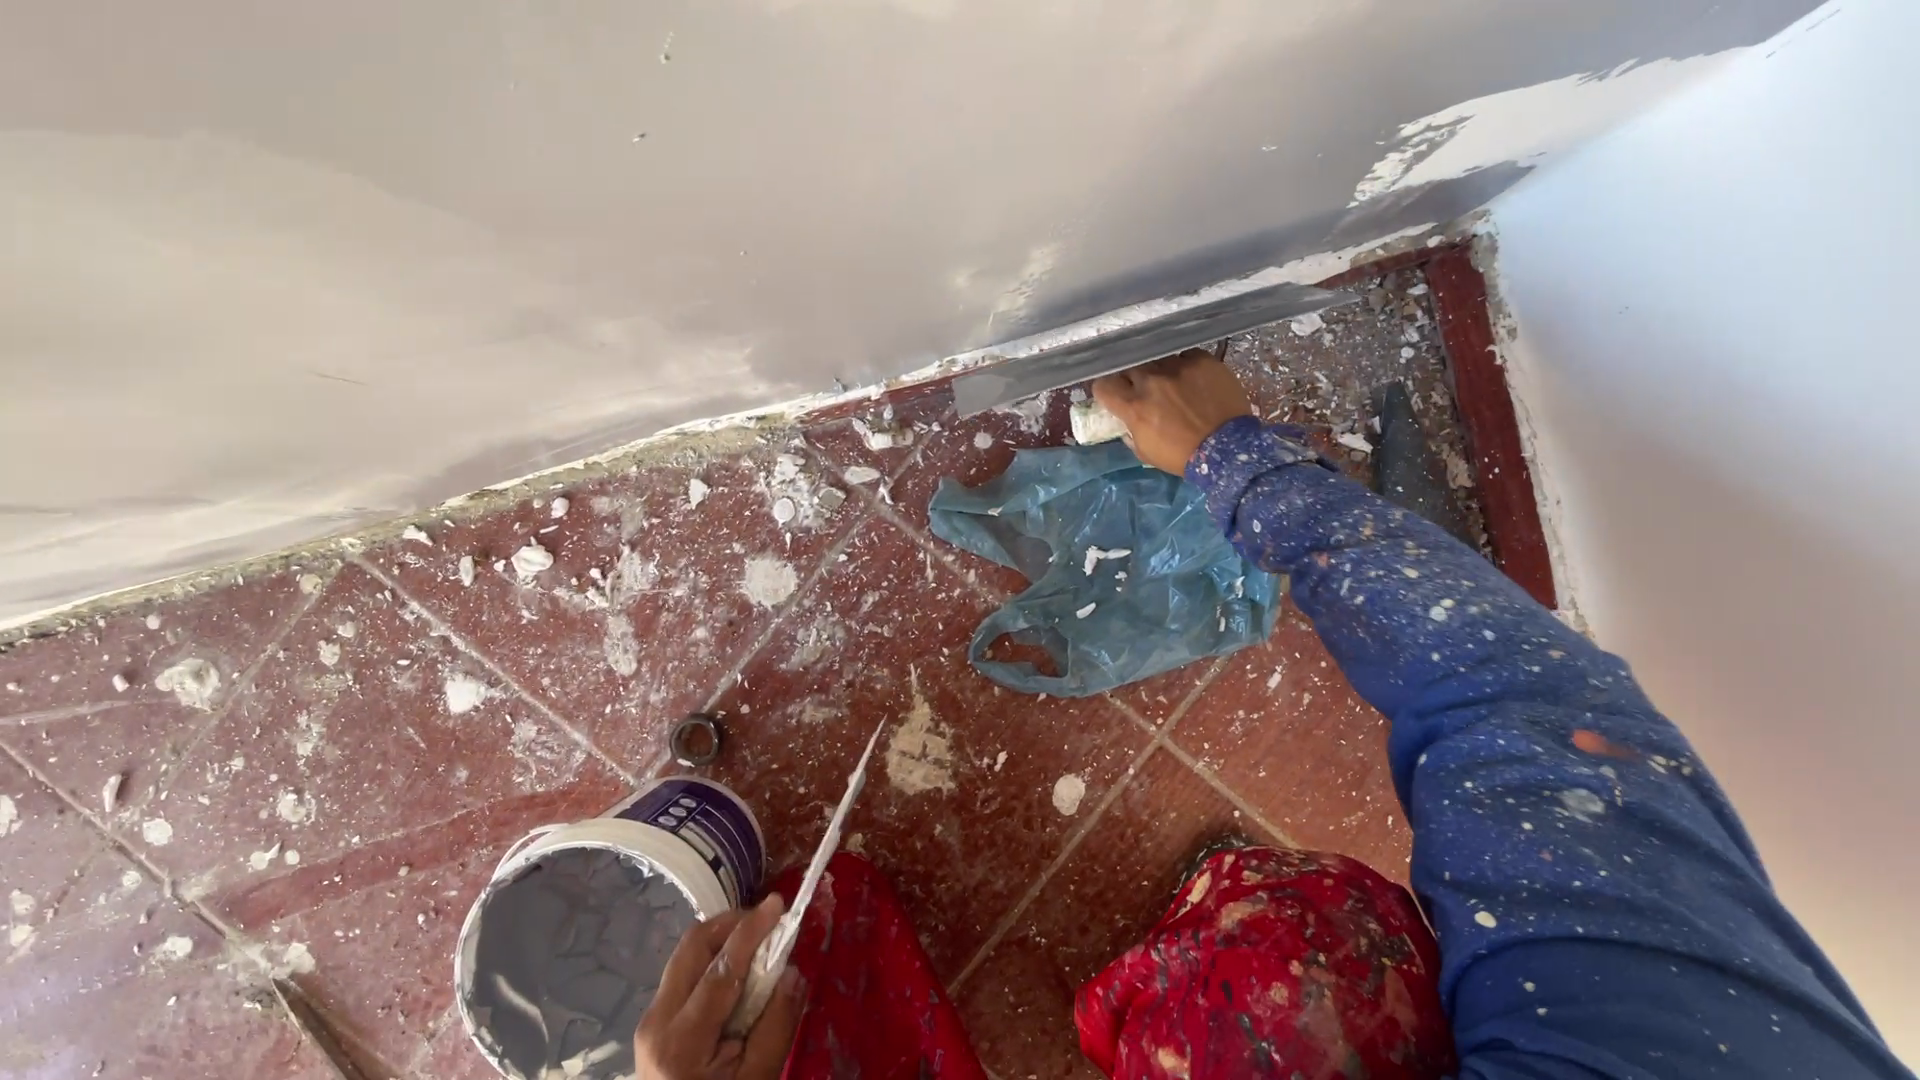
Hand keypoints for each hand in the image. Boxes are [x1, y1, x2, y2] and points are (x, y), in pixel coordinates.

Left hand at [634, 895, 805, 1079]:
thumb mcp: (759, 1078)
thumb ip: (777, 1023)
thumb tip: (792, 970)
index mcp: (682, 1042)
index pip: (720, 968)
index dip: (751, 930)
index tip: (779, 903)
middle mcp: (656, 1020)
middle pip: (693, 946)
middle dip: (733, 924)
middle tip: (769, 923)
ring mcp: (650, 1020)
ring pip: (686, 955)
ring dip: (724, 939)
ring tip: (758, 946)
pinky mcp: (654, 1022)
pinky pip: (685, 973)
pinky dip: (714, 960)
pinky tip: (739, 974)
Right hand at [1091, 349, 1253, 473]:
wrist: (1227, 448)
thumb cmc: (1183, 456)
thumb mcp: (1146, 453)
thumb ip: (1131, 433)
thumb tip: (1127, 423)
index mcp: (1134, 407)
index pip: (1103, 385)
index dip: (1105, 390)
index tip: (1112, 394)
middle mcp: (1151, 381)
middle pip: (1129, 367)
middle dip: (1131, 378)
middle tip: (1142, 388)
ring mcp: (1178, 367)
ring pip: (1156, 359)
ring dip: (1158, 370)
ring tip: (1169, 382)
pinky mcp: (1202, 360)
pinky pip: (1184, 355)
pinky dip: (1184, 365)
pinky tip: (1191, 378)